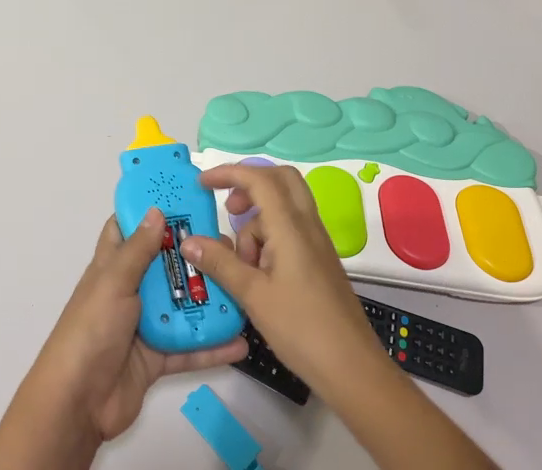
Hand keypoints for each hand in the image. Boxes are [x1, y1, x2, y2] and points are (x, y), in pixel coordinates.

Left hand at [37, 210, 247, 438]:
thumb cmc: (91, 329)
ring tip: (244, 289)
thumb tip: (155, 211)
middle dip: (194, 258)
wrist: (79, 400)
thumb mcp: (113, 282)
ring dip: (210, 301)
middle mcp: (130, 291)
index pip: (128, 230)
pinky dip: (213, 346)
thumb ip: (137, 250)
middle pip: (165, 267)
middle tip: (231, 247)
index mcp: (112, 267)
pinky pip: (190, 348)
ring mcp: (144, 325)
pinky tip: (241, 342)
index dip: (150, 214)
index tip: (185, 200)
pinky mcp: (157, 359)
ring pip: (182, 306)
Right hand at [178, 163, 383, 393]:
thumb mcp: (253, 295)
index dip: (229, 173)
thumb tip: (188, 241)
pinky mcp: (319, 261)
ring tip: (242, 264)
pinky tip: (257, 275)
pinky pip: (289, 232)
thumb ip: (220, 263)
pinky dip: (268, 240)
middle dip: (248, 185)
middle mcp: (307, 226)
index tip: (202, 184)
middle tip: (228, 209)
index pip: (259, 179)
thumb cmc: (302, 328)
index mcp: (291, 227)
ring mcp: (317, 243)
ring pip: (283, 209)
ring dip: (257, 223)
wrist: (353, 368)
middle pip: (280, 181)